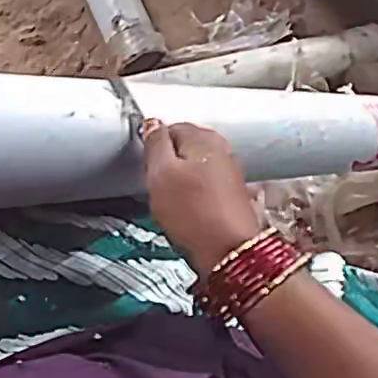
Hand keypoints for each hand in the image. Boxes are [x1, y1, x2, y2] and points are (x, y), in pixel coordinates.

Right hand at [141, 119, 261, 273]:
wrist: (229, 253)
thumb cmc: (196, 215)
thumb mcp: (160, 173)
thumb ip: (155, 143)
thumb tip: (151, 124)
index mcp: (205, 137)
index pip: (169, 128)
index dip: (153, 148)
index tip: (147, 167)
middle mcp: (222, 151)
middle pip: (181, 151)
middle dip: (166, 168)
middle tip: (158, 188)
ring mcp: (229, 174)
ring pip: (191, 172)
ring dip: (178, 186)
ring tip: (173, 205)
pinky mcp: (230, 197)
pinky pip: (202, 191)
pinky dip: (192, 200)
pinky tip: (188, 215)